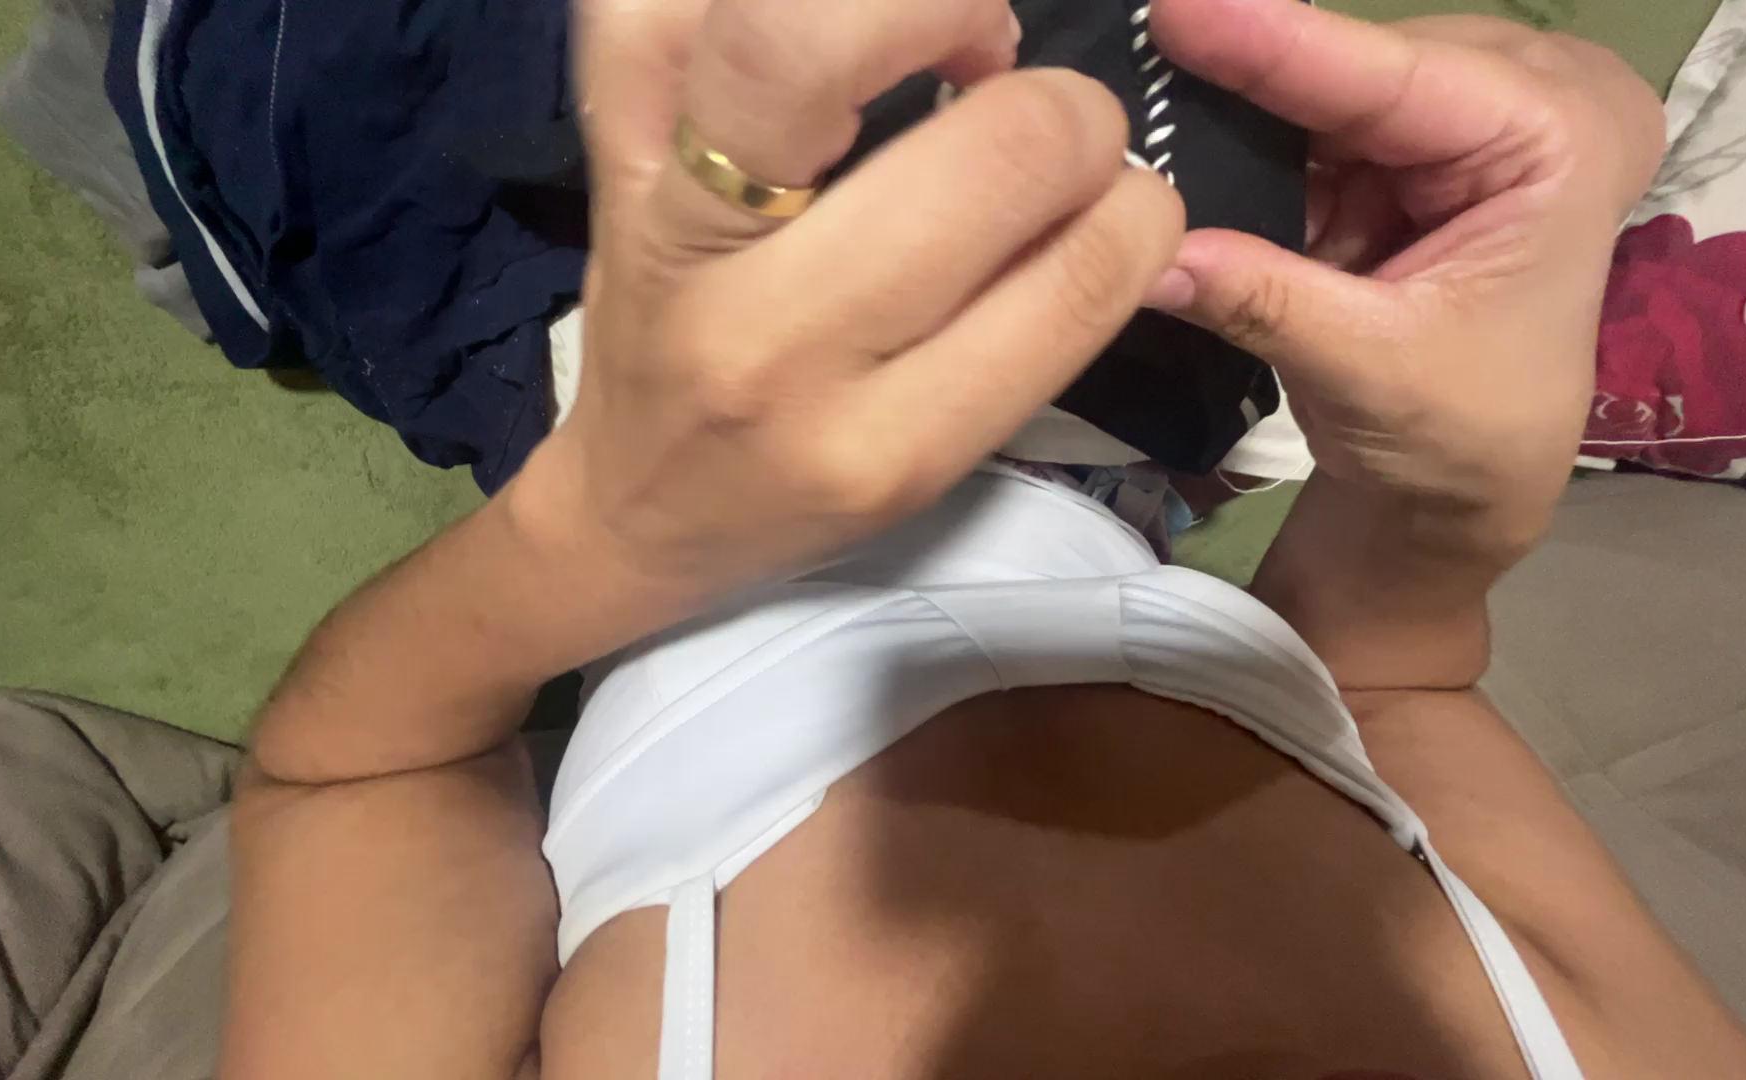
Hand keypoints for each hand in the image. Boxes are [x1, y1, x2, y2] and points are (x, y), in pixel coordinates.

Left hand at [509, 0, 1184, 600]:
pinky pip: (651, 6)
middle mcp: (775, 342)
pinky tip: (815, 37)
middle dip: (1074, 118)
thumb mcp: (927, 467)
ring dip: (933, 3)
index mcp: (881, 447)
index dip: (1137, 217)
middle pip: (992, 153)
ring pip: (802, 33)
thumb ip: (1030, 339)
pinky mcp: (608, 165)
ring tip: (960, 43)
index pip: (1074, 282)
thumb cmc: (788, 502)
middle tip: (1049, 136)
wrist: (633, 509)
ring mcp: (672, 237)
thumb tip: (1112, 195)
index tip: (1115, 209)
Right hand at [1146, 0, 1663, 557]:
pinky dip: (1249, 161)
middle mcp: (1520, 112)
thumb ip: (1260, 300)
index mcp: (1555, 142)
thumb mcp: (1360, 364)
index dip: (1275, 42)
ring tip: (1156, 102)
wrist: (1454, 479)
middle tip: (1148, 56)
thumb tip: (1150, 257)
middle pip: (1358, 69)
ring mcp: (1455, 140)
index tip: (1180, 8)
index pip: (1393, 76)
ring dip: (1242, 117)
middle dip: (1252, 73)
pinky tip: (1194, 153)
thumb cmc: (1449, 428)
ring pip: (1325, 102)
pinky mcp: (1398, 175)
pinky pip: (1308, 148)